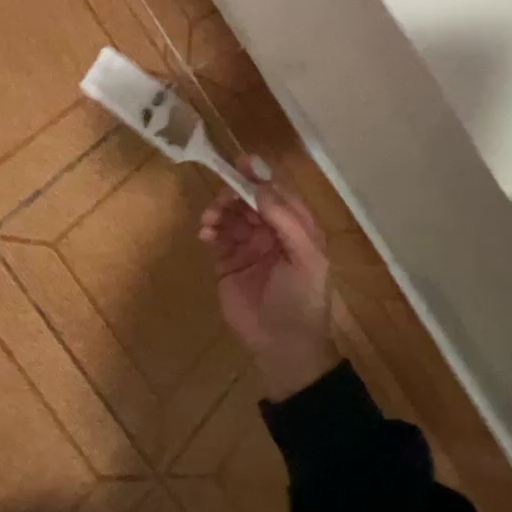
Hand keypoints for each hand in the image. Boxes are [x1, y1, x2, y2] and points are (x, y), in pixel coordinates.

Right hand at [199, 163, 339, 400]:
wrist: (283, 346)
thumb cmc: (302, 300)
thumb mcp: (306, 258)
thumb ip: (286, 220)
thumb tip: (260, 187)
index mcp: (297, 228)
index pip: (277, 194)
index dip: (260, 177)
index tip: (241, 164)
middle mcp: (271, 233)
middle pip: (249, 200)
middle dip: (235, 192)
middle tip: (222, 195)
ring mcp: (248, 247)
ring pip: (230, 215)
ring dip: (219, 210)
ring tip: (210, 220)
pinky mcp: (227, 263)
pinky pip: (216, 237)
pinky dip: (209, 229)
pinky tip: (206, 234)